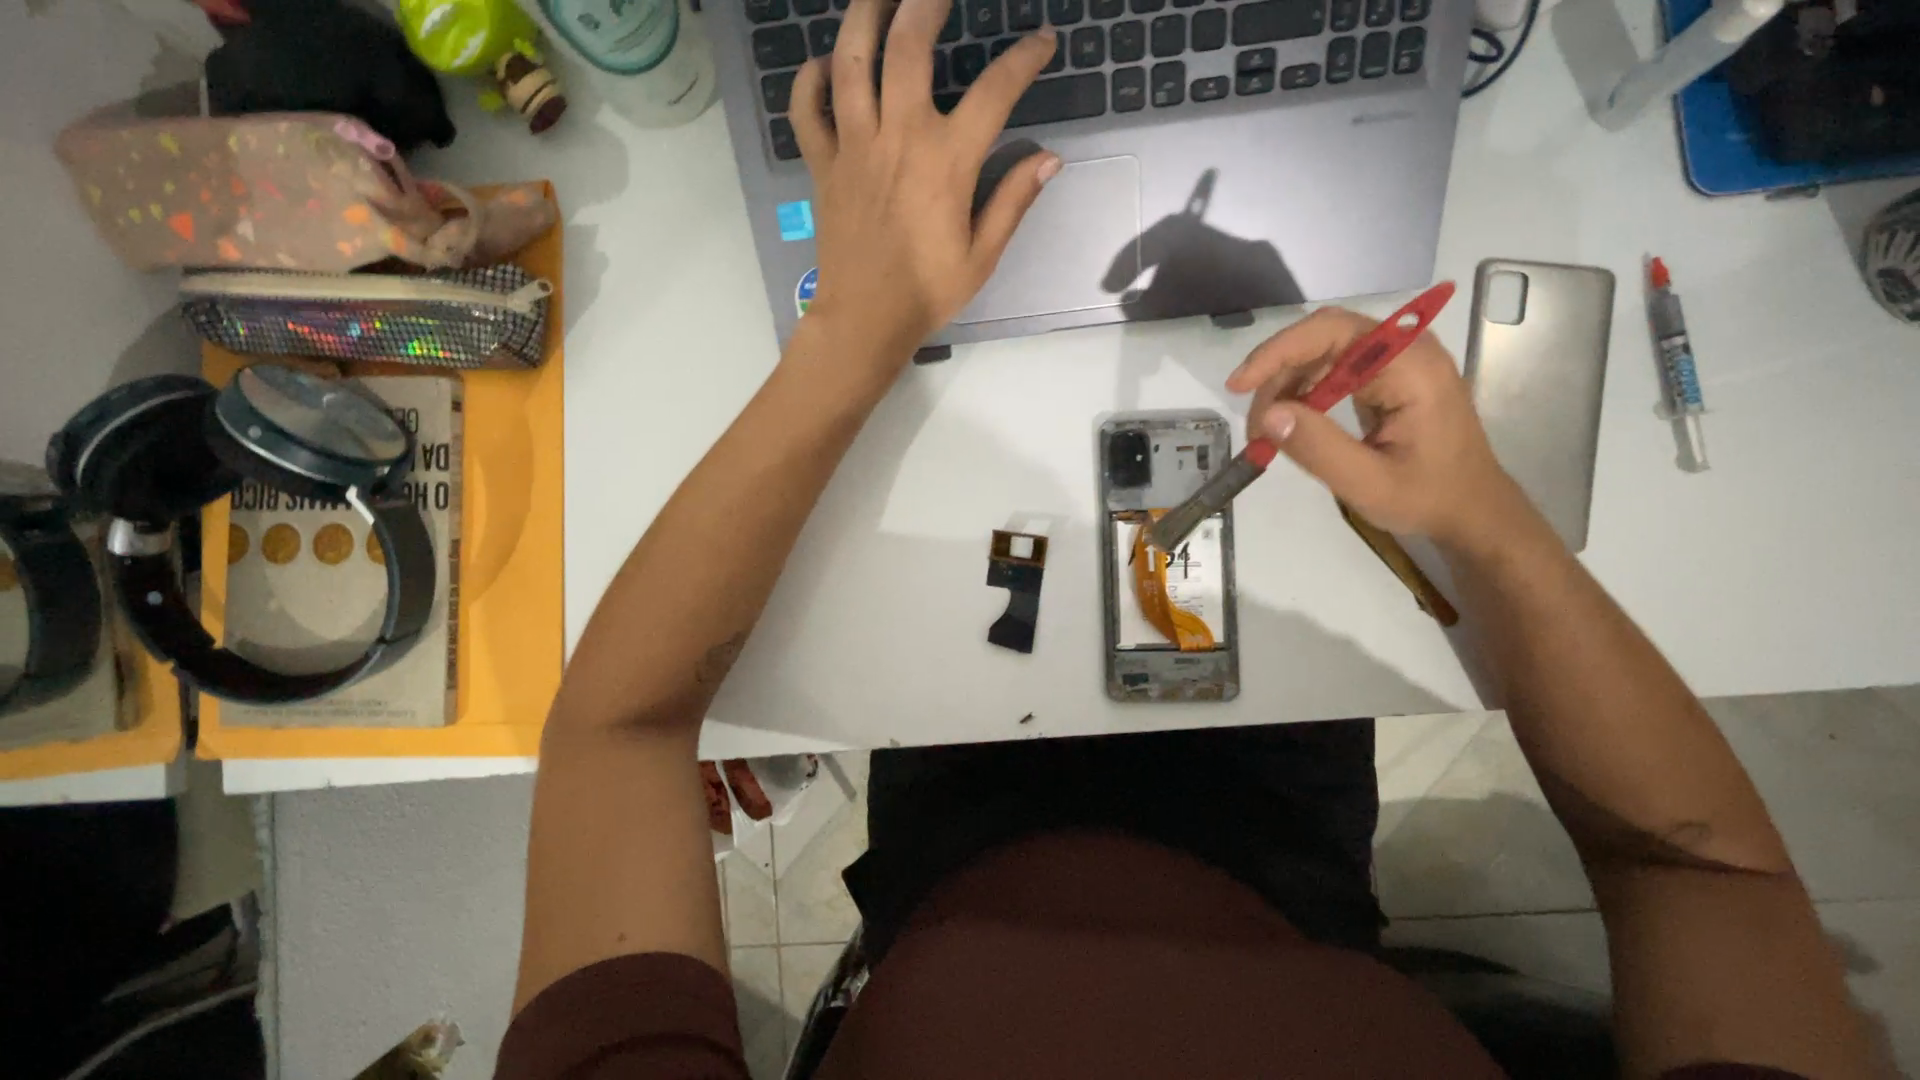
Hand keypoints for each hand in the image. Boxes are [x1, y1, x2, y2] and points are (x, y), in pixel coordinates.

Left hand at [790, 0, 1060, 372]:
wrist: (865, 319)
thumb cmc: (927, 292)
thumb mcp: (983, 254)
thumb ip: (1014, 200)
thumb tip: (1048, 158)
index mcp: (947, 160)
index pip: (995, 91)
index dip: (1024, 59)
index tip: (1041, 43)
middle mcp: (898, 137)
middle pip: (908, 45)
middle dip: (926, 1)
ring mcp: (854, 146)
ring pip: (851, 60)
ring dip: (864, 16)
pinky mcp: (823, 165)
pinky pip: (806, 109)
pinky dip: (811, 80)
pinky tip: (826, 65)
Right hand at [1226, 307, 1527, 548]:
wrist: (1471, 509)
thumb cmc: (1428, 497)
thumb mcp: (1369, 483)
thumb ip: (1318, 448)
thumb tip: (1268, 416)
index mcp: (1410, 366)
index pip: (1331, 332)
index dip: (1279, 352)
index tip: (1239, 386)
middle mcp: (1405, 349)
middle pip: (1323, 336)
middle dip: (1278, 372)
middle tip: (1255, 422)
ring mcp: (1397, 360)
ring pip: (1322, 352)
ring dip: (1286, 385)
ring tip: (1267, 430)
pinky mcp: (1387, 376)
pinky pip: (1333, 368)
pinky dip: (1303, 392)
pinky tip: (1290, 422)